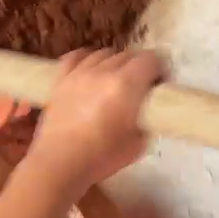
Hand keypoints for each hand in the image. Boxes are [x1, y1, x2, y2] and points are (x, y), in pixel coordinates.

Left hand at [30, 48, 165, 189]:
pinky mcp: (60, 79)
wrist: (59, 163)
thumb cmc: (102, 157)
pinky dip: (86, 59)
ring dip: (113, 63)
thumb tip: (147, 113)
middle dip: (138, 68)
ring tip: (113, 81)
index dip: (159, 69)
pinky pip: (76, 56)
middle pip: (128, 55)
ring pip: (103, 54)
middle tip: (138, 88)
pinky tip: (90, 70)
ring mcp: (79, 72)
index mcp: (126, 85)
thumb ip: (147, 120)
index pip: (151, 59)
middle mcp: (103, 71)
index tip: (159, 85)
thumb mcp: (139, 143)